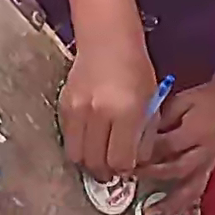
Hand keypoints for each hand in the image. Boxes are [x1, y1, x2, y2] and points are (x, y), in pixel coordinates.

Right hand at [61, 33, 156, 181]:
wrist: (106, 42)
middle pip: (96, 162)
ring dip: (87, 162)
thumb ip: (144, 137)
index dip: (124, 170)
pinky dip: (78, 145)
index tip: (127, 168)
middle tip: (111, 171)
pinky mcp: (63, 107)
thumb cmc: (135, 70)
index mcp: (126, 112)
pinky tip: (89, 139)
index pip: (120, 160)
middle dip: (105, 172)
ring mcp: (77, 110)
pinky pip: (68, 139)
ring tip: (98, 158)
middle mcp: (99, 113)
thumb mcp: (151, 103)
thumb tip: (134, 164)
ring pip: (76, 155)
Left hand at [139, 62, 214, 214]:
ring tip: (149, 213)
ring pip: (189, 188)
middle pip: (176, 168)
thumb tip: (134, 136)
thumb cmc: (203, 100)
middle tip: (128, 176)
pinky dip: (179, 206)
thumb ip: (160, 118)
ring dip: (168, 202)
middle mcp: (206, 150)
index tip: (124, 153)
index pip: (167, 144)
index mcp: (198, 129)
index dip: (145, 151)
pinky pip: (195, 192)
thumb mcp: (180, 101)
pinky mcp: (209, 171)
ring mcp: (209, 164)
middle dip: (151, 175)